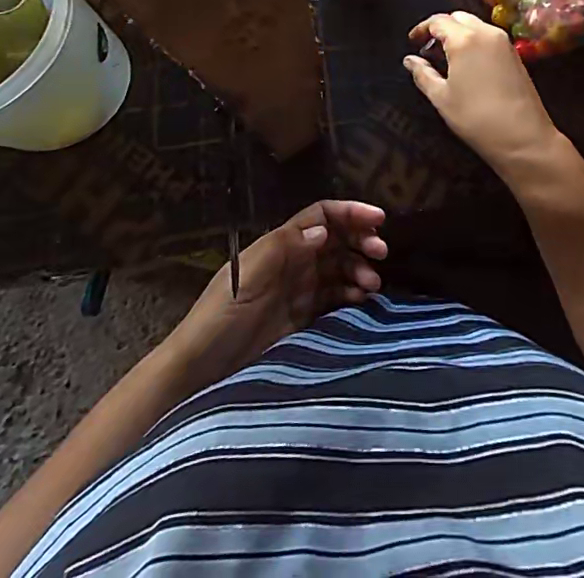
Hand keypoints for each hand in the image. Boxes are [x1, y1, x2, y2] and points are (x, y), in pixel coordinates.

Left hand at [163, 200, 387, 390]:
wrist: (202, 369)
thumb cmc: (219, 316)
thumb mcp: (247, 277)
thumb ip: (283, 249)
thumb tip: (324, 230)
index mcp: (279, 245)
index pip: (320, 217)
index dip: (349, 213)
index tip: (378, 219)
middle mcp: (293, 262)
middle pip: (336, 240)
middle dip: (361, 240)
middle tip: (381, 253)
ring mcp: (300, 290)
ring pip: (340, 268)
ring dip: (359, 269)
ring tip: (372, 284)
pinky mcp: (304, 318)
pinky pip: (335, 298)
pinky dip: (352, 295)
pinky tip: (362, 300)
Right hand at [404, 12, 561, 170]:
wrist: (523, 137)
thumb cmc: (475, 118)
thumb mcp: (441, 97)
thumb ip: (423, 73)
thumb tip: (410, 60)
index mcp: (464, 39)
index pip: (438, 21)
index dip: (422, 29)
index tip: (413, 41)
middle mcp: (486, 33)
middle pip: (458, 18)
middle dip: (441, 28)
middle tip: (428, 48)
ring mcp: (504, 43)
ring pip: (476, 25)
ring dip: (459, 33)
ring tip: (446, 57)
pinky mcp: (515, 55)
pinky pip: (489, 37)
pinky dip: (474, 41)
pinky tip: (467, 64)